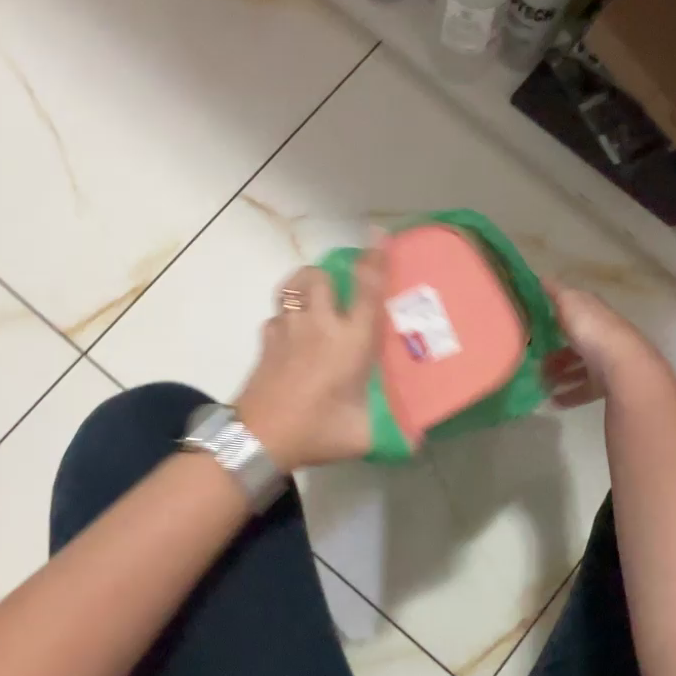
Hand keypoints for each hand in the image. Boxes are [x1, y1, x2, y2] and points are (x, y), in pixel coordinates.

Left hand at [235, 251, 385, 470]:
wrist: (258, 438)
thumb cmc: (317, 431)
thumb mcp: (363, 435)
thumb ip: (392, 431)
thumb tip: (417, 440)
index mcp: (351, 341)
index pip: (367, 288)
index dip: (375, 257)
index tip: (379, 234)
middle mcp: (319, 326)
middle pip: (319, 275)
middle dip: (331, 275)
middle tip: (341, 292)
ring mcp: (287, 330)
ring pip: (292, 288)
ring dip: (304, 287)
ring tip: (314, 302)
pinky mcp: (265, 342)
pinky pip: (275, 316)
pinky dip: (285, 319)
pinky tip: (292, 338)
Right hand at [543, 279, 668, 406]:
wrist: (624, 367)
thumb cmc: (593, 330)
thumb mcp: (570, 302)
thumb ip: (555, 292)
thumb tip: (543, 277)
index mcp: (595, 313)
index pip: (574, 310)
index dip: (556, 315)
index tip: (535, 324)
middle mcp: (602, 335)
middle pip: (575, 342)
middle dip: (554, 351)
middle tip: (533, 359)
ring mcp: (606, 361)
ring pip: (578, 367)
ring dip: (559, 374)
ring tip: (540, 382)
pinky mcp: (607, 384)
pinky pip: (583, 390)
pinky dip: (568, 395)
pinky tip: (552, 401)